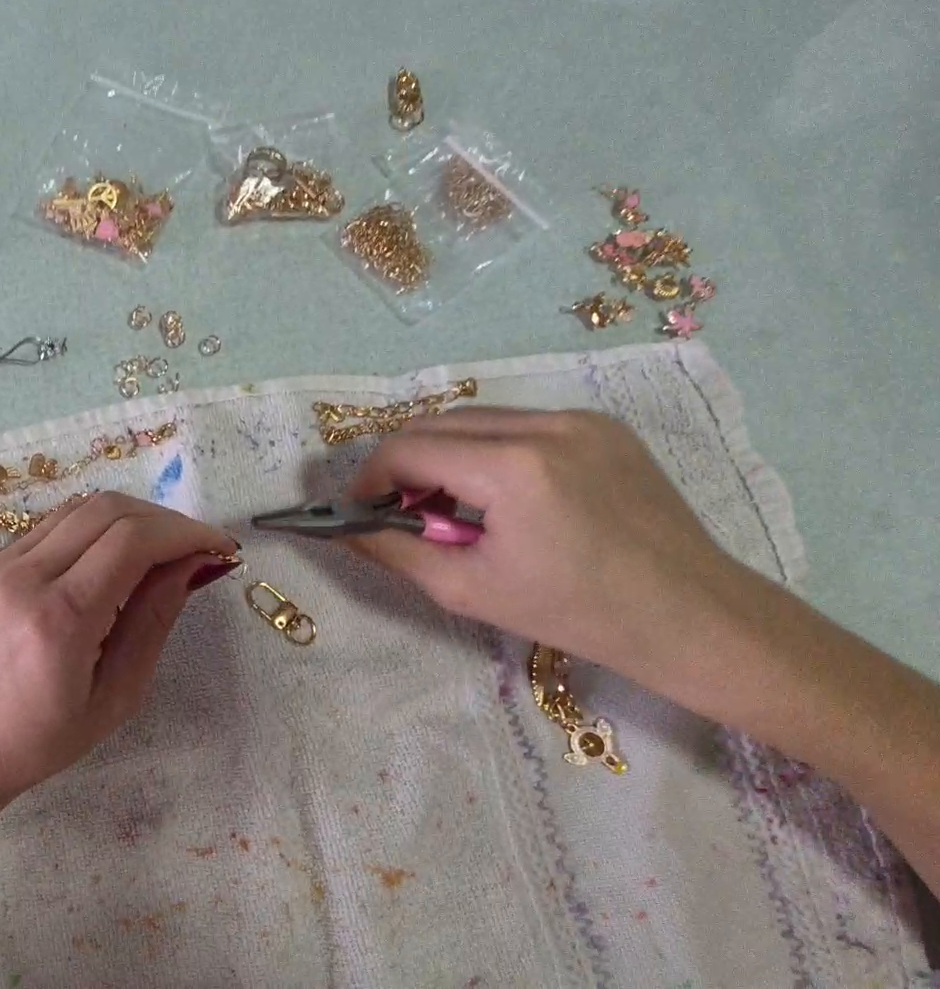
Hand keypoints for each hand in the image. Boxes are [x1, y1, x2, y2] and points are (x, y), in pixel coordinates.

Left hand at [0, 492, 238, 801]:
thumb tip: (193, 560)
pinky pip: (50, 527)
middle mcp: (24, 577)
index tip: (221, 547)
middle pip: (107, 509)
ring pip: (77, 509)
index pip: (132, 540)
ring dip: (128, 518)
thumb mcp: (118, 695)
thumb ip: (155, 619)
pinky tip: (107, 562)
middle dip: (163, 519)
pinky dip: (90, 532)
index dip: (185, 533)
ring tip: (158, 551)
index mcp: (60, 618)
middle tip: (195, 547)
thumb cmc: (44, 738)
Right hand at [342, 407, 759, 684]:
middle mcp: (544, 425)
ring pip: (472, 420)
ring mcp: (578, 418)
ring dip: (441, 454)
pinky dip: (485, 450)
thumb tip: (340, 526)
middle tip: (401, 512)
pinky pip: (515, 424)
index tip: (362, 511)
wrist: (694, 616)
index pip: (407, 450)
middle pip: (434, 425)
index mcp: (512, 468)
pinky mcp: (601, 425)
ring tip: (449, 505)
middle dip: (402, 465)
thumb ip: (392, 550)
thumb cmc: (574, 612)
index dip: (370, 479)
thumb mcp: (466, 589)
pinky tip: (498, 494)